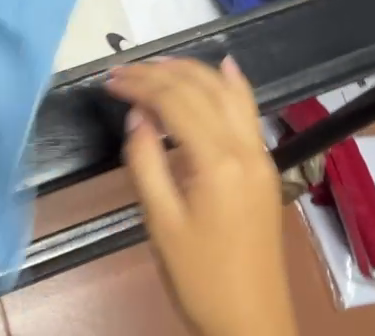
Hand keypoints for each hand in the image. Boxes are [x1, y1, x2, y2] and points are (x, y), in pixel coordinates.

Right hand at [106, 58, 296, 335]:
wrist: (252, 325)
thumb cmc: (198, 277)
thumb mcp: (159, 221)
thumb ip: (145, 159)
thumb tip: (137, 113)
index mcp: (216, 162)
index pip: (173, 101)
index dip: (139, 84)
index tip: (109, 80)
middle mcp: (244, 149)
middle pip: (200, 88)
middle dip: (159, 72)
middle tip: (123, 72)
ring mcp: (260, 156)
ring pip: (228, 92)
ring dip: (192, 71)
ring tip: (157, 65)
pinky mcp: (265, 168)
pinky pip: (248, 111)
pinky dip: (232, 84)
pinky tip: (224, 68)